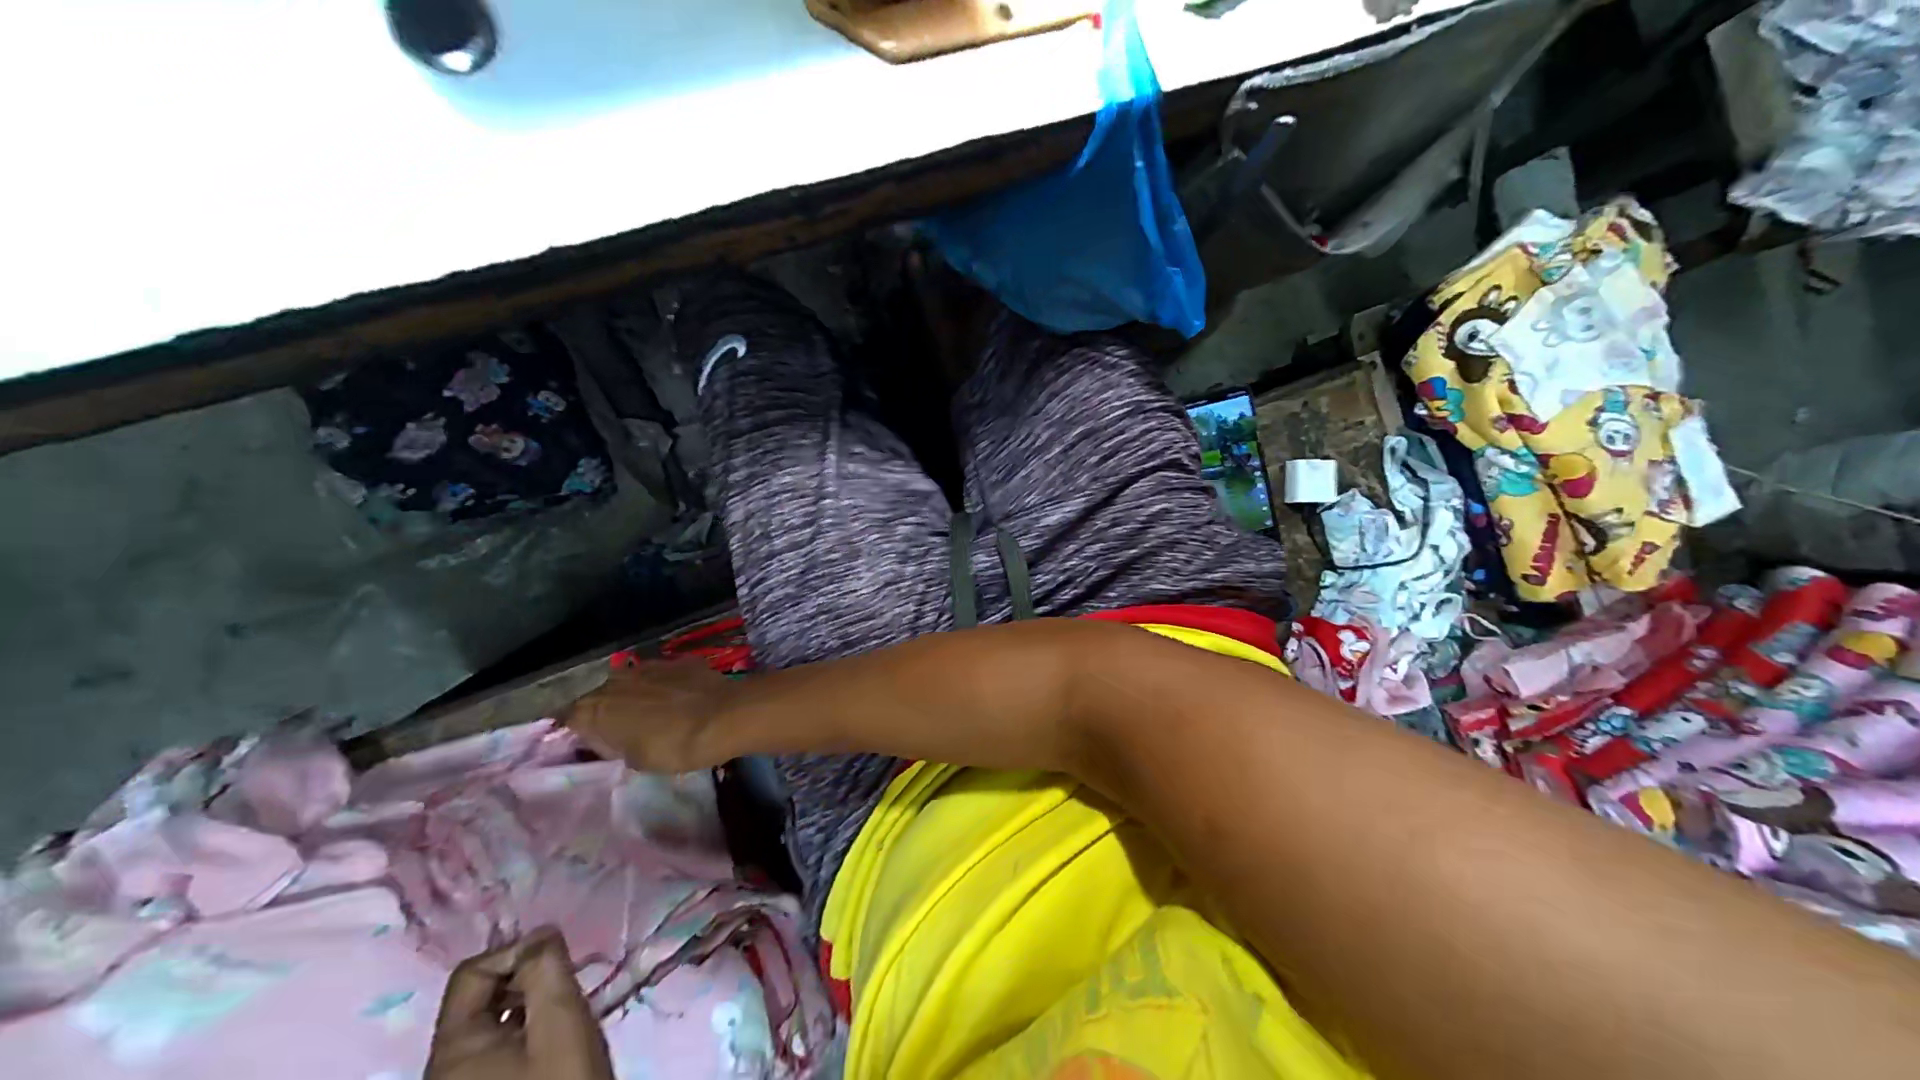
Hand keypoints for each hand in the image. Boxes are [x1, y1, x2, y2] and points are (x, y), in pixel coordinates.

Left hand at [426, 928, 613, 1079]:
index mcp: (452, 1048)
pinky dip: (525, 1037)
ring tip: (564, 1019)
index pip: (472, 972)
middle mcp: (442, 1070)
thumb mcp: (561, 1023)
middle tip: (565, 992)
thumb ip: (546, 969)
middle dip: (526, 983)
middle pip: (479, 998)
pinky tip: (555, 1050)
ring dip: (529, 1009)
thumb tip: (540, 932)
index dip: (517, 954)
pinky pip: (496, 1053)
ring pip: (491, 1025)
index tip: (558, 965)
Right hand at [563, 656, 738, 773]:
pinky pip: (661, 676)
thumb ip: (615, 746)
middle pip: (600, 697)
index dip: (579, 732)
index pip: (568, 719)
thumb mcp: (635, 761)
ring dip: (637, 696)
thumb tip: (615, 738)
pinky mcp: (676, 660)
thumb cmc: (673, 746)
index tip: (592, 744)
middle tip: (625, 733)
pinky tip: (682, 699)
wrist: (723, 716)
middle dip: (608, 712)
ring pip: (631, 683)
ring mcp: (646, 665)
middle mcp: (612, 681)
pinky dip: (666, 686)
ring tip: (656, 715)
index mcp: (593, 709)